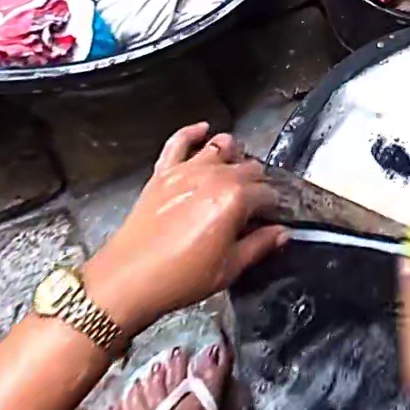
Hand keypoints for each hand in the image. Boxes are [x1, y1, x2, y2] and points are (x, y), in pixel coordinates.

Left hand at [82, 123, 288, 333]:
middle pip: (249, 166)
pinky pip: (179, 141)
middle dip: (258, 182)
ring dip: (234, 154)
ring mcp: (187, 170)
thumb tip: (280, 234)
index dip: (274, 205)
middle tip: (257, 202)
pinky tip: (203, 130)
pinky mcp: (164, 172)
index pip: (267, 192)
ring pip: (220, 146)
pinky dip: (192, 132)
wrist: (129, 279)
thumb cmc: (178, 277)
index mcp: (235, 199)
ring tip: (238, 167)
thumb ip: (259, 245)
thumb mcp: (229, 268)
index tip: (273, 216)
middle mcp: (213, 176)